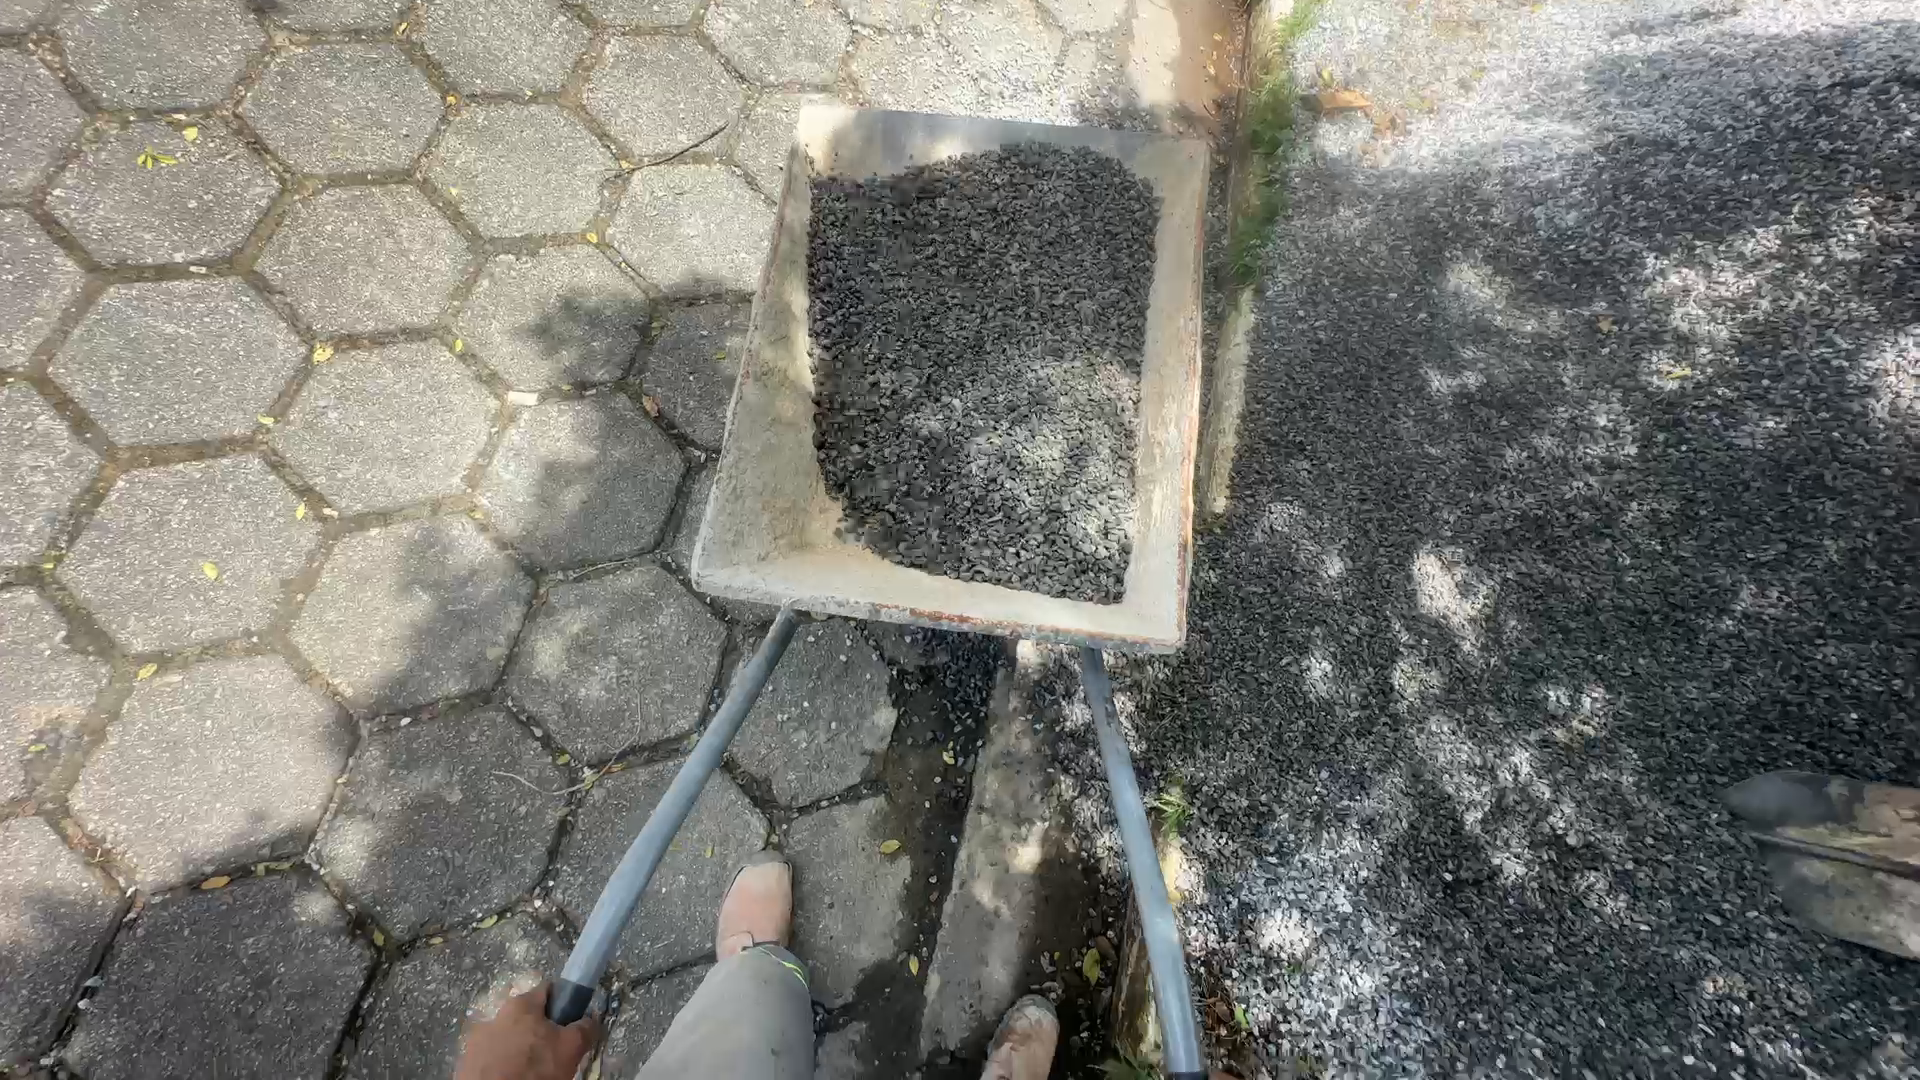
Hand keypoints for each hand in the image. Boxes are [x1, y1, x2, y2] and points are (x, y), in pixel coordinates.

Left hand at [454, 982, 600, 1079]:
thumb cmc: (534, 1071)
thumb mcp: (572, 1047)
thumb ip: (585, 1027)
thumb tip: (589, 1020)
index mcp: (520, 1004)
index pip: (548, 991)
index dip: (563, 1005)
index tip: (569, 1024)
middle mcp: (494, 1017)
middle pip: (526, 1018)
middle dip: (538, 1031)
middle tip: (550, 1052)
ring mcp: (474, 1045)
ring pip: (507, 1040)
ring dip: (518, 1049)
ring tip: (529, 1071)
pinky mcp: (463, 1069)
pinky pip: (490, 1061)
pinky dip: (501, 1067)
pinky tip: (512, 1078)